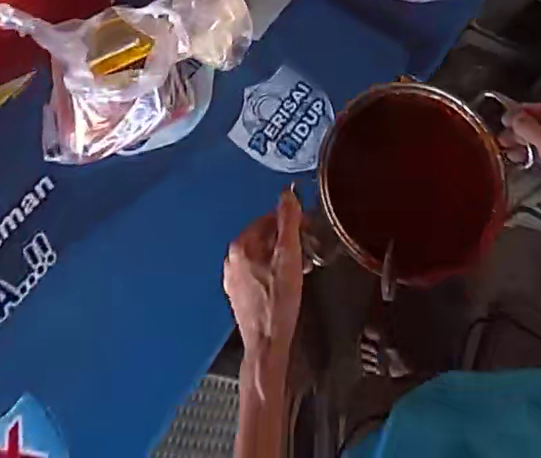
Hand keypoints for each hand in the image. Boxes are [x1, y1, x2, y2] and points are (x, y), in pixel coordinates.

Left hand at [224, 186, 302, 359]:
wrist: (267, 346)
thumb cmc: (279, 301)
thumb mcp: (289, 256)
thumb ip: (289, 221)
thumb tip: (288, 194)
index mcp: (241, 245)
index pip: (269, 219)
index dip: (292, 221)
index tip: (308, 229)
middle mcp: (232, 259)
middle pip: (265, 236)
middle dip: (288, 240)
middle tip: (307, 250)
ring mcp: (234, 278)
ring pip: (262, 255)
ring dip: (282, 256)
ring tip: (301, 267)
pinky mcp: (239, 295)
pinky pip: (259, 272)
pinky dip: (274, 271)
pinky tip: (287, 283)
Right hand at [507, 103, 540, 230]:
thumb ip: (528, 127)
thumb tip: (513, 116)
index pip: (540, 108)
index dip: (519, 114)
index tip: (502, 121)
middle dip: (522, 130)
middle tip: (503, 139)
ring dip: (528, 143)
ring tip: (511, 152)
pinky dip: (540, 154)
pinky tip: (528, 160)